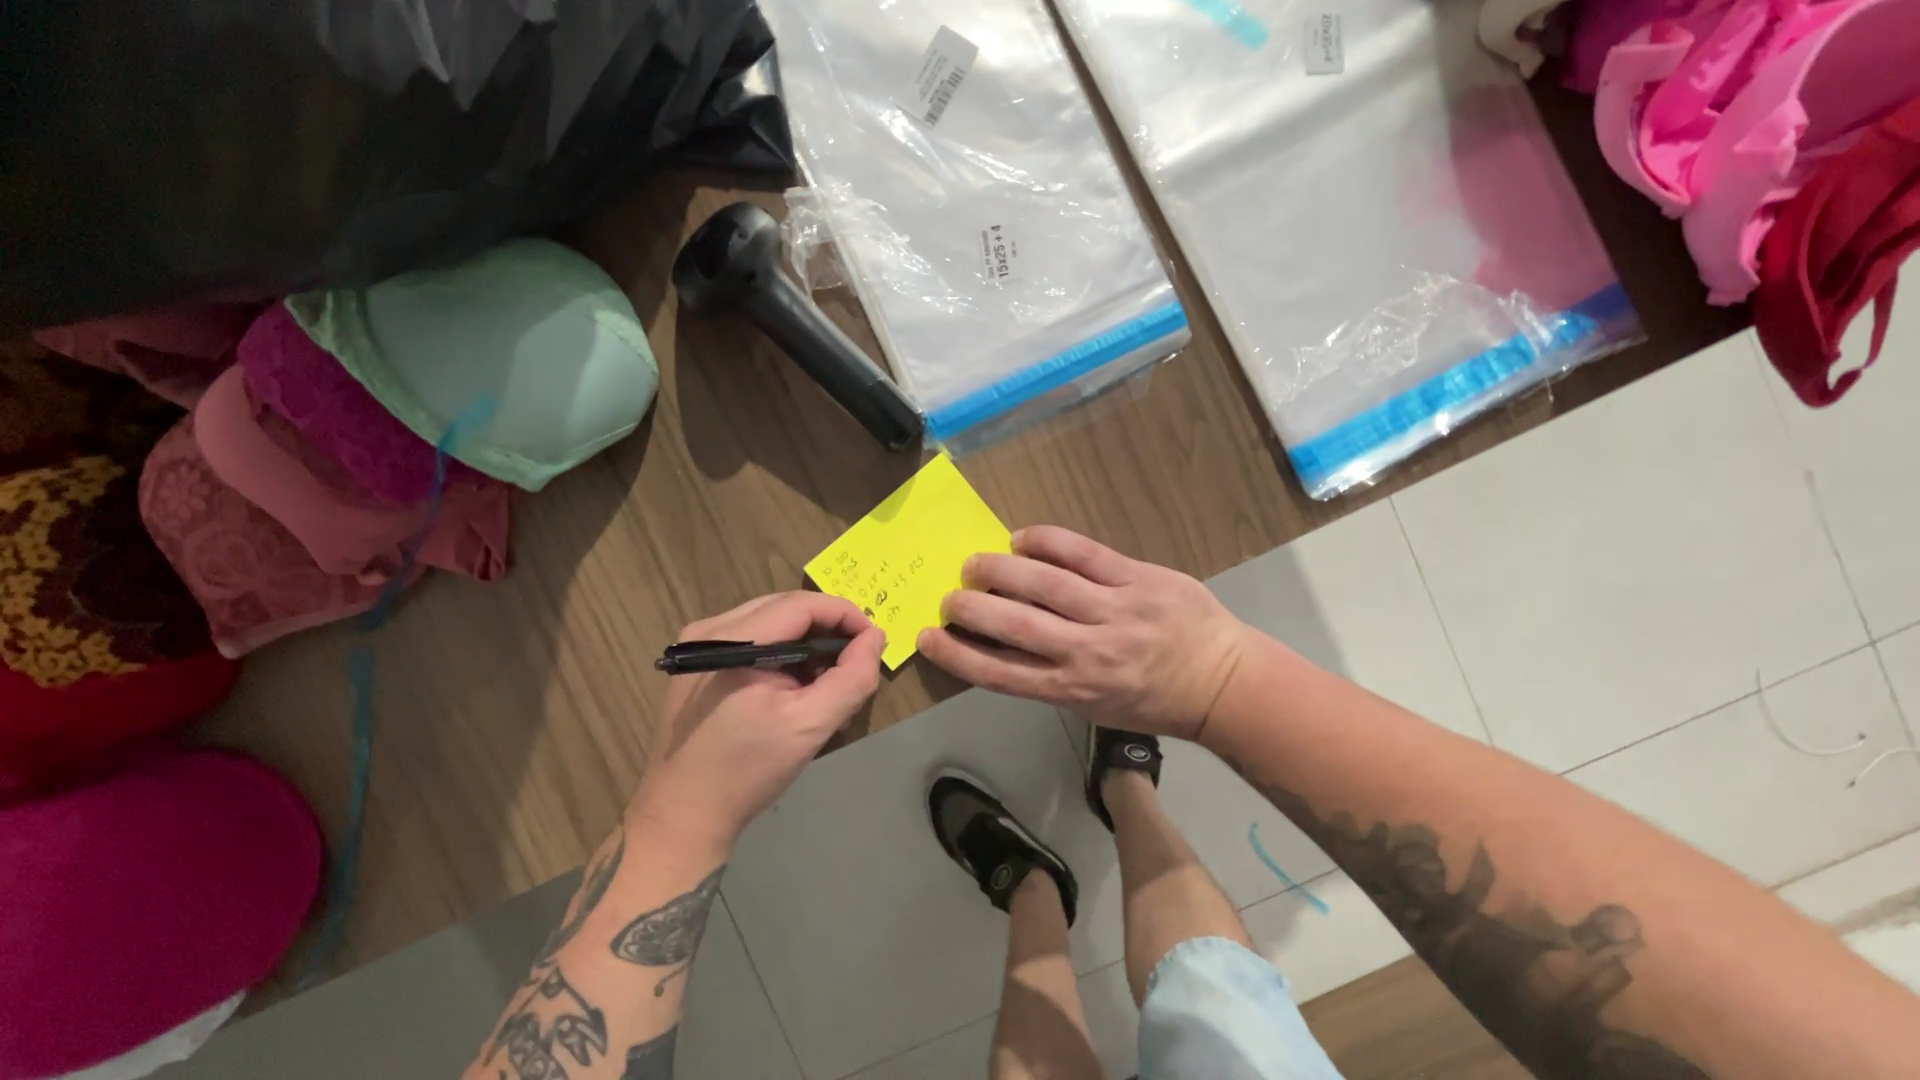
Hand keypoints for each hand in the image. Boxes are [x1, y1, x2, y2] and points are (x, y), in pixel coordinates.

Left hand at [632, 592, 885, 847]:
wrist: (682, 815)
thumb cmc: (746, 770)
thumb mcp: (809, 726)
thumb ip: (850, 679)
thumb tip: (875, 637)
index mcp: (733, 639)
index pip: (802, 604)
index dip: (845, 615)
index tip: (874, 642)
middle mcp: (710, 630)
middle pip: (786, 609)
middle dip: (827, 631)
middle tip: (855, 664)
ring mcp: (700, 646)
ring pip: (771, 624)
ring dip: (806, 645)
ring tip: (828, 684)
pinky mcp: (699, 665)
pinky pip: (754, 642)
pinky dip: (783, 657)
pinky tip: (796, 691)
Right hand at [918, 526, 1249, 738]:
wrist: (1221, 682)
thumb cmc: (1153, 701)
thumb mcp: (1095, 705)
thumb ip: (1050, 676)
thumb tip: (1003, 644)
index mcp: (1074, 689)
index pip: (1001, 673)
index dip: (957, 654)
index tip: (928, 637)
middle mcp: (1088, 652)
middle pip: (1015, 625)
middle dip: (971, 607)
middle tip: (949, 596)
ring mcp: (1115, 610)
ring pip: (1044, 583)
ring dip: (1000, 570)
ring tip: (975, 563)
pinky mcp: (1138, 577)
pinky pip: (1084, 553)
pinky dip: (1046, 542)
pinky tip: (1021, 538)